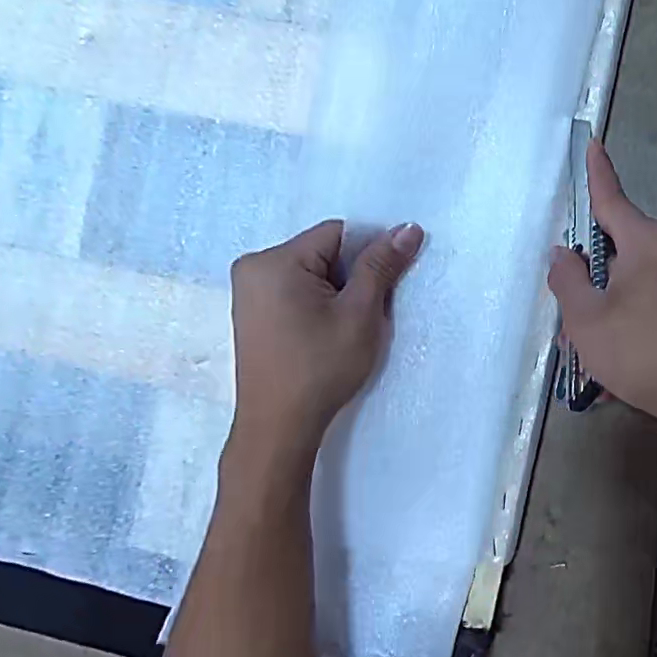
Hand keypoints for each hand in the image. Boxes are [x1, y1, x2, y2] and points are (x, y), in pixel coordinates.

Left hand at [228, 219, 424, 474]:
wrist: (278, 428)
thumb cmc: (321, 369)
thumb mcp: (360, 314)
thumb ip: (382, 265)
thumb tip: (409, 228)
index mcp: (274, 260)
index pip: (337, 234)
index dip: (367, 255)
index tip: (380, 289)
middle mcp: (253, 265)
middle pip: (322, 251)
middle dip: (350, 276)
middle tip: (362, 315)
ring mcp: (247, 290)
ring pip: (310, 272)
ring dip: (335, 291)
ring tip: (341, 328)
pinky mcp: (250, 311)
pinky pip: (294, 289)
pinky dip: (316, 303)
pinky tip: (322, 333)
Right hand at [547, 141, 656, 433]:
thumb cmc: (641, 353)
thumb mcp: (586, 319)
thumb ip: (568, 278)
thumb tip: (565, 255)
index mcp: (648, 241)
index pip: (612, 198)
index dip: (597, 172)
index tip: (593, 145)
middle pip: (618, 244)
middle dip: (593, 274)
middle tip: (577, 316)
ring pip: (633, 271)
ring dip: (610, 300)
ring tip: (598, 346)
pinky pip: (653, 288)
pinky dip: (631, 309)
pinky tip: (623, 350)